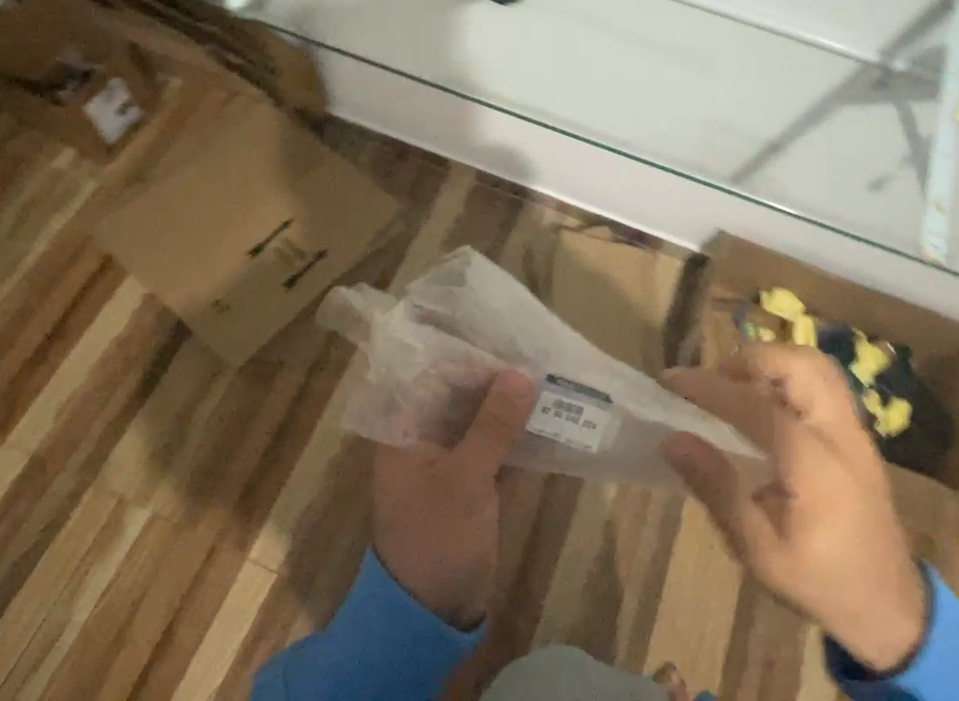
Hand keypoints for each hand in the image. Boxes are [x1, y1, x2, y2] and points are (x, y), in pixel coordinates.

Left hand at [371, 369, 535, 628]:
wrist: (431, 614)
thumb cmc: (437, 538)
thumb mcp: (466, 478)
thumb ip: (493, 424)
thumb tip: (521, 373)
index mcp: (405, 431)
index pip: (435, 376)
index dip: (471, 359)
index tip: (512, 343)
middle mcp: (424, 439)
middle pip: (461, 397)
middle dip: (498, 380)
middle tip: (541, 356)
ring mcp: (449, 464)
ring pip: (482, 423)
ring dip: (512, 408)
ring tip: (553, 381)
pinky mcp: (471, 486)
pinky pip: (496, 450)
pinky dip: (518, 438)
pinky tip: (551, 423)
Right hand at [661, 343, 926, 672]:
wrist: (890, 606)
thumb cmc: (819, 582)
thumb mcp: (759, 551)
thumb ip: (717, 488)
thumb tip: (671, 439)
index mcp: (813, 462)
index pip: (753, 403)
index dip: (707, 387)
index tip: (669, 381)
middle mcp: (840, 433)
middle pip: (798, 364)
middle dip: (747, 359)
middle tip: (711, 381)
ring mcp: (855, 431)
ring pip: (817, 366)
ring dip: (772, 363)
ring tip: (736, 386)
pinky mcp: (859, 437)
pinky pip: (825, 385)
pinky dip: (790, 377)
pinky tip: (765, 406)